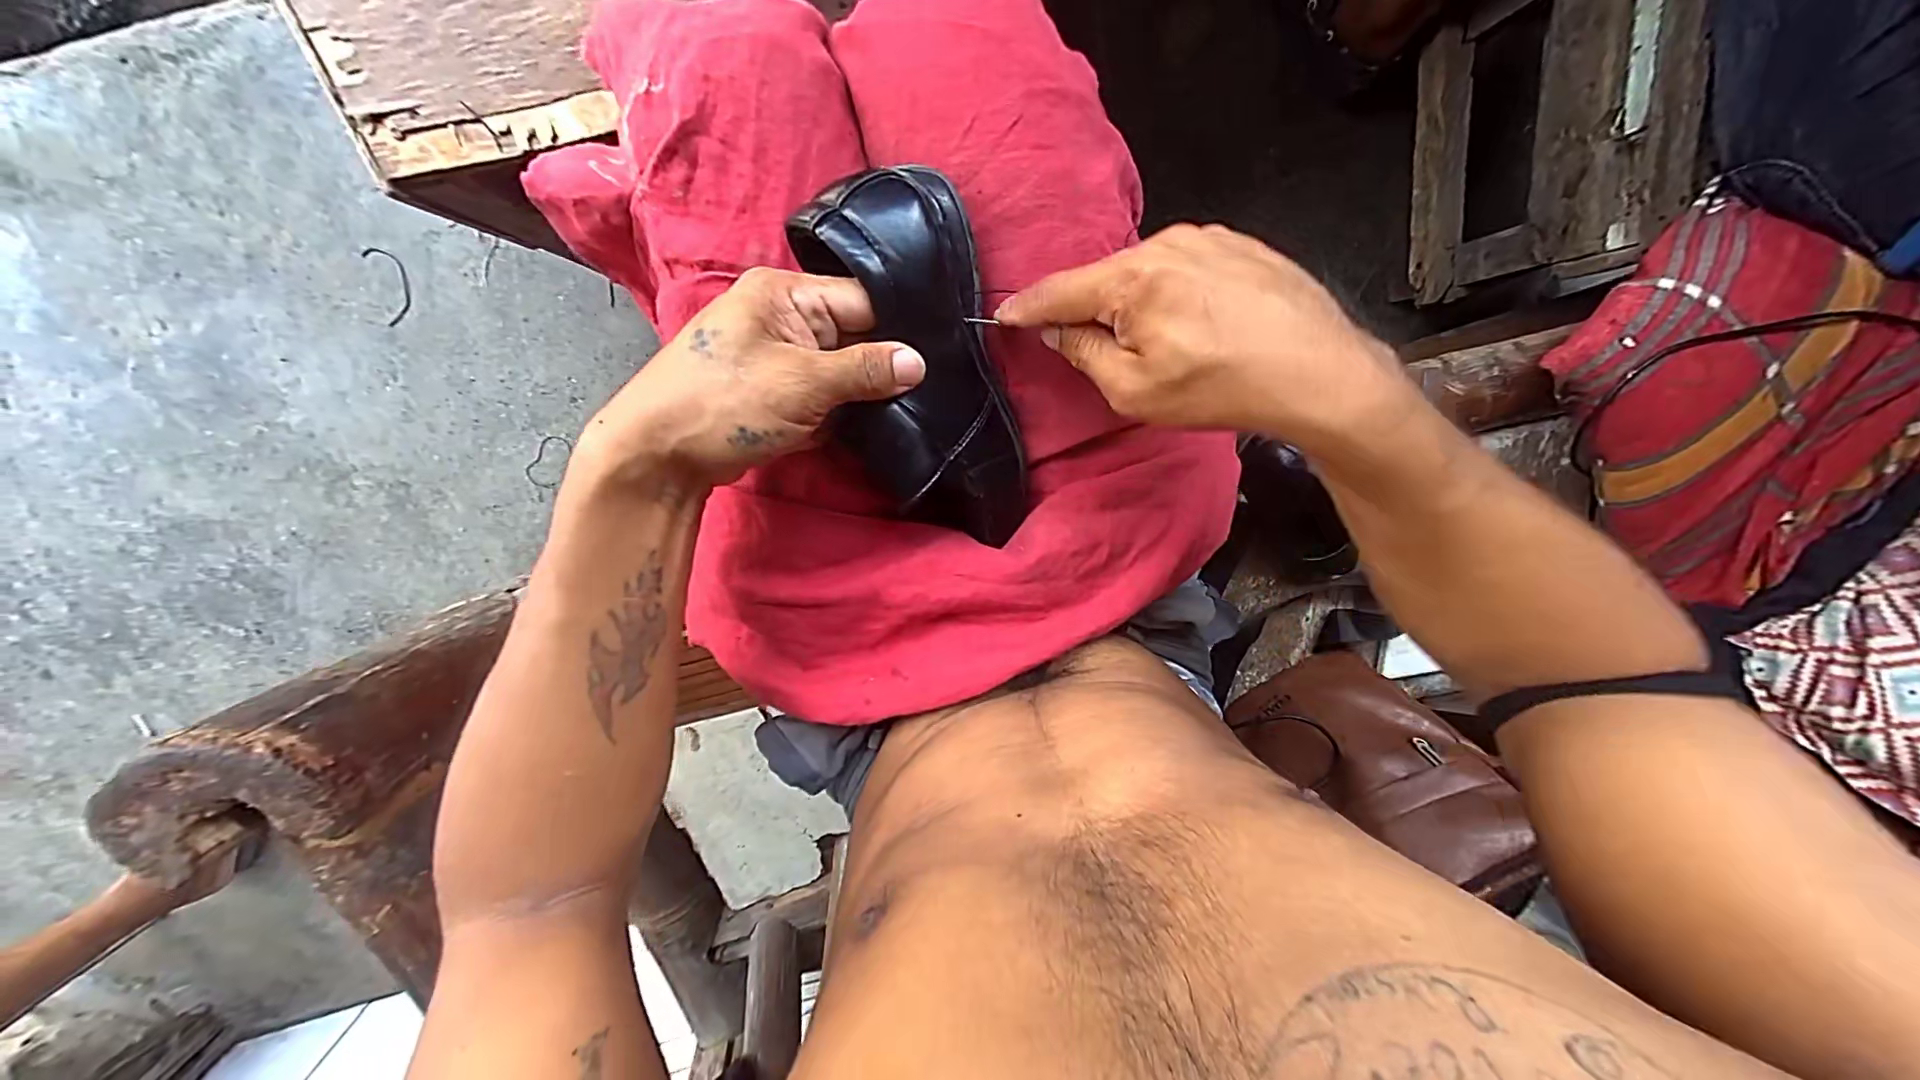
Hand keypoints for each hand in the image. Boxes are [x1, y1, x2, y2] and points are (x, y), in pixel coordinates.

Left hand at [573, 268, 924, 491]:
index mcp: (785, 293)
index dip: (900, 329)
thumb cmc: (724, 403)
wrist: (660, 456)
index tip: (935, 358)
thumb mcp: (803, 382)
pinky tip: (863, 424)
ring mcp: (780, 357)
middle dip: (881, 365)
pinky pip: (823, 394)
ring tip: (900, 410)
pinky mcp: (777, 391)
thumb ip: (865, 369)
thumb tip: (919, 362)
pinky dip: (840, 411)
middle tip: (924, 391)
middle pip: (854, 336)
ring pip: (841, 370)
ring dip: (861, 394)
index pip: (862, 300)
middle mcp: (783, 317)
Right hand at [994, 224, 1413, 455]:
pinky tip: (1196, 323)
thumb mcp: (1133, 389)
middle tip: (1092, 345)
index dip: (1027, 306)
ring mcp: (1210, 238)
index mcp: (1133, 277)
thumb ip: (1084, 353)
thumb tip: (1057, 329)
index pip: (1060, 289)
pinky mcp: (1242, 245)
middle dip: (1090, 309)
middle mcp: (1168, 243)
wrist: (1319, 373)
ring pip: (1147, 270)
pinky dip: (1173, 292)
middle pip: (1106, 277)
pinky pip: (1186, 266)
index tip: (1003, 314)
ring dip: (1135, 301)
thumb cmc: (1218, 387)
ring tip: (1159, 341)